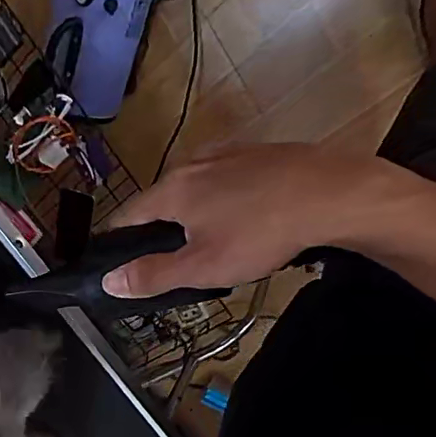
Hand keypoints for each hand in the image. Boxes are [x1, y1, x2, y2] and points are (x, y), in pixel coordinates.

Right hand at [102, 144, 404, 298]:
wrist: (326, 196)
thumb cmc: (259, 235)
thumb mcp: (203, 267)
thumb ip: (155, 275)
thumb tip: (109, 281)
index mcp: (173, 190)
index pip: (128, 214)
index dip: (118, 239)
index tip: (117, 259)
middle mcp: (194, 164)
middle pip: (163, 199)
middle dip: (160, 228)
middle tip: (172, 260)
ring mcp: (230, 155)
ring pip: (198, 188)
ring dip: (195, 213)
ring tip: (210, 242)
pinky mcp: (260, 154)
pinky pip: (230, 181)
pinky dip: (226, 201)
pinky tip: (244, 218)